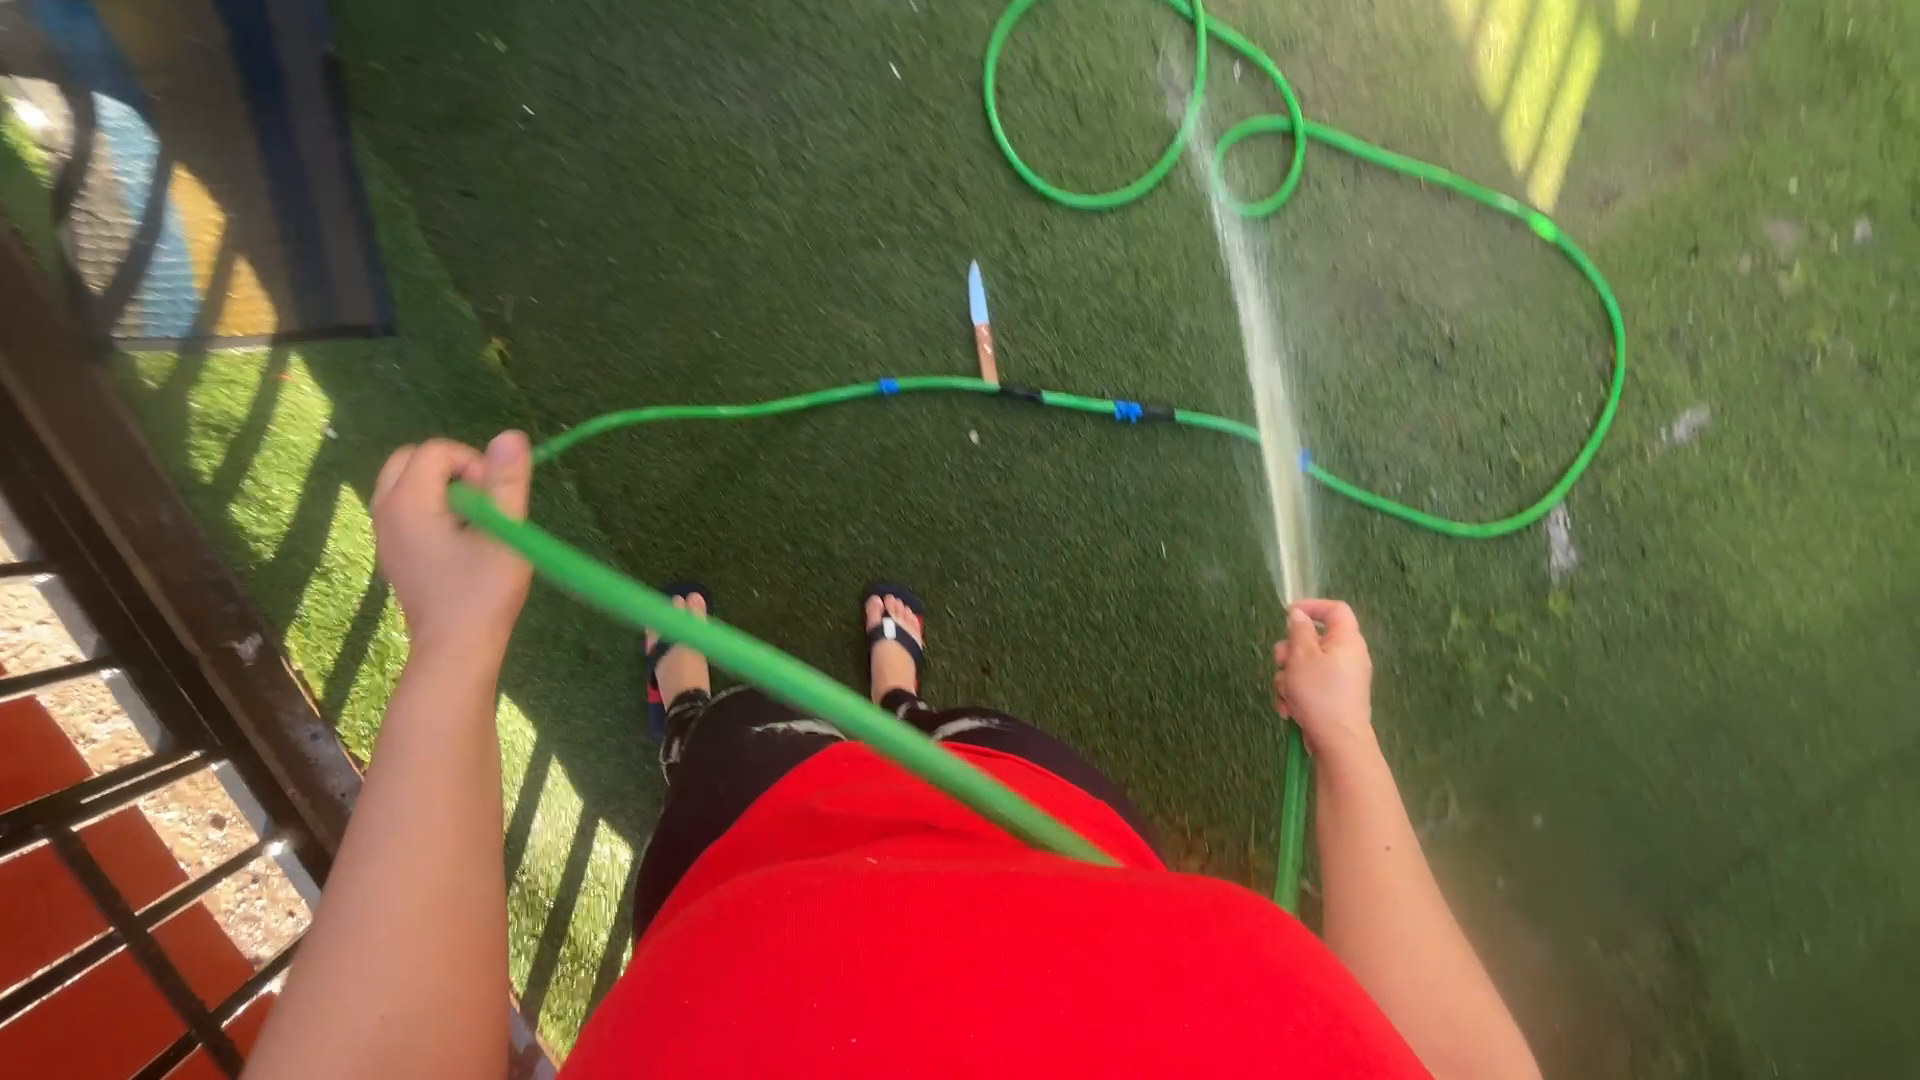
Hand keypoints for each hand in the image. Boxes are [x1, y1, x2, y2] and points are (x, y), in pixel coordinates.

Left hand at [372, 432, 533, 662]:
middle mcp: (385, 511)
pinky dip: (435, 509)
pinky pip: (408, 509)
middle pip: (412, 460)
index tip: (496, 500)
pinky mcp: (394, 551)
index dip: (474, 465)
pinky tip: (462, 542)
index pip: (436, 451)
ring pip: (408, 484)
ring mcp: (385, 533)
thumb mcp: (505, 533)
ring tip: (476, 523)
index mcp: (408, 503)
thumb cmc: (483, 592)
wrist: (455, 648)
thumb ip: (508, 482)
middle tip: (484, 504)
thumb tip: (511, 435)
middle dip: (454, 470)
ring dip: (445, 489)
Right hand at [1273, 599, 1374, 761]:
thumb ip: (1298, 631)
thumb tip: (1298, 615)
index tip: (1288, 614)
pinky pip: (1306, 686)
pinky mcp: (1331, 698)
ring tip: (1287, 693)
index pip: (1335, 610)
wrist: (1337, 741)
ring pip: (1303, 665)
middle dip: (1289, 652)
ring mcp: (1339, 679)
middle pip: (1311, 639)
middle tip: (1282, 662)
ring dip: (1287, 677)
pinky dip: (1294, 694)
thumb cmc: (1320, 693)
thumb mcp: (1302, 656)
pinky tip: (1289, 709)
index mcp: (1346, 641)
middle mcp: (1346, 657)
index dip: (1312, 606)